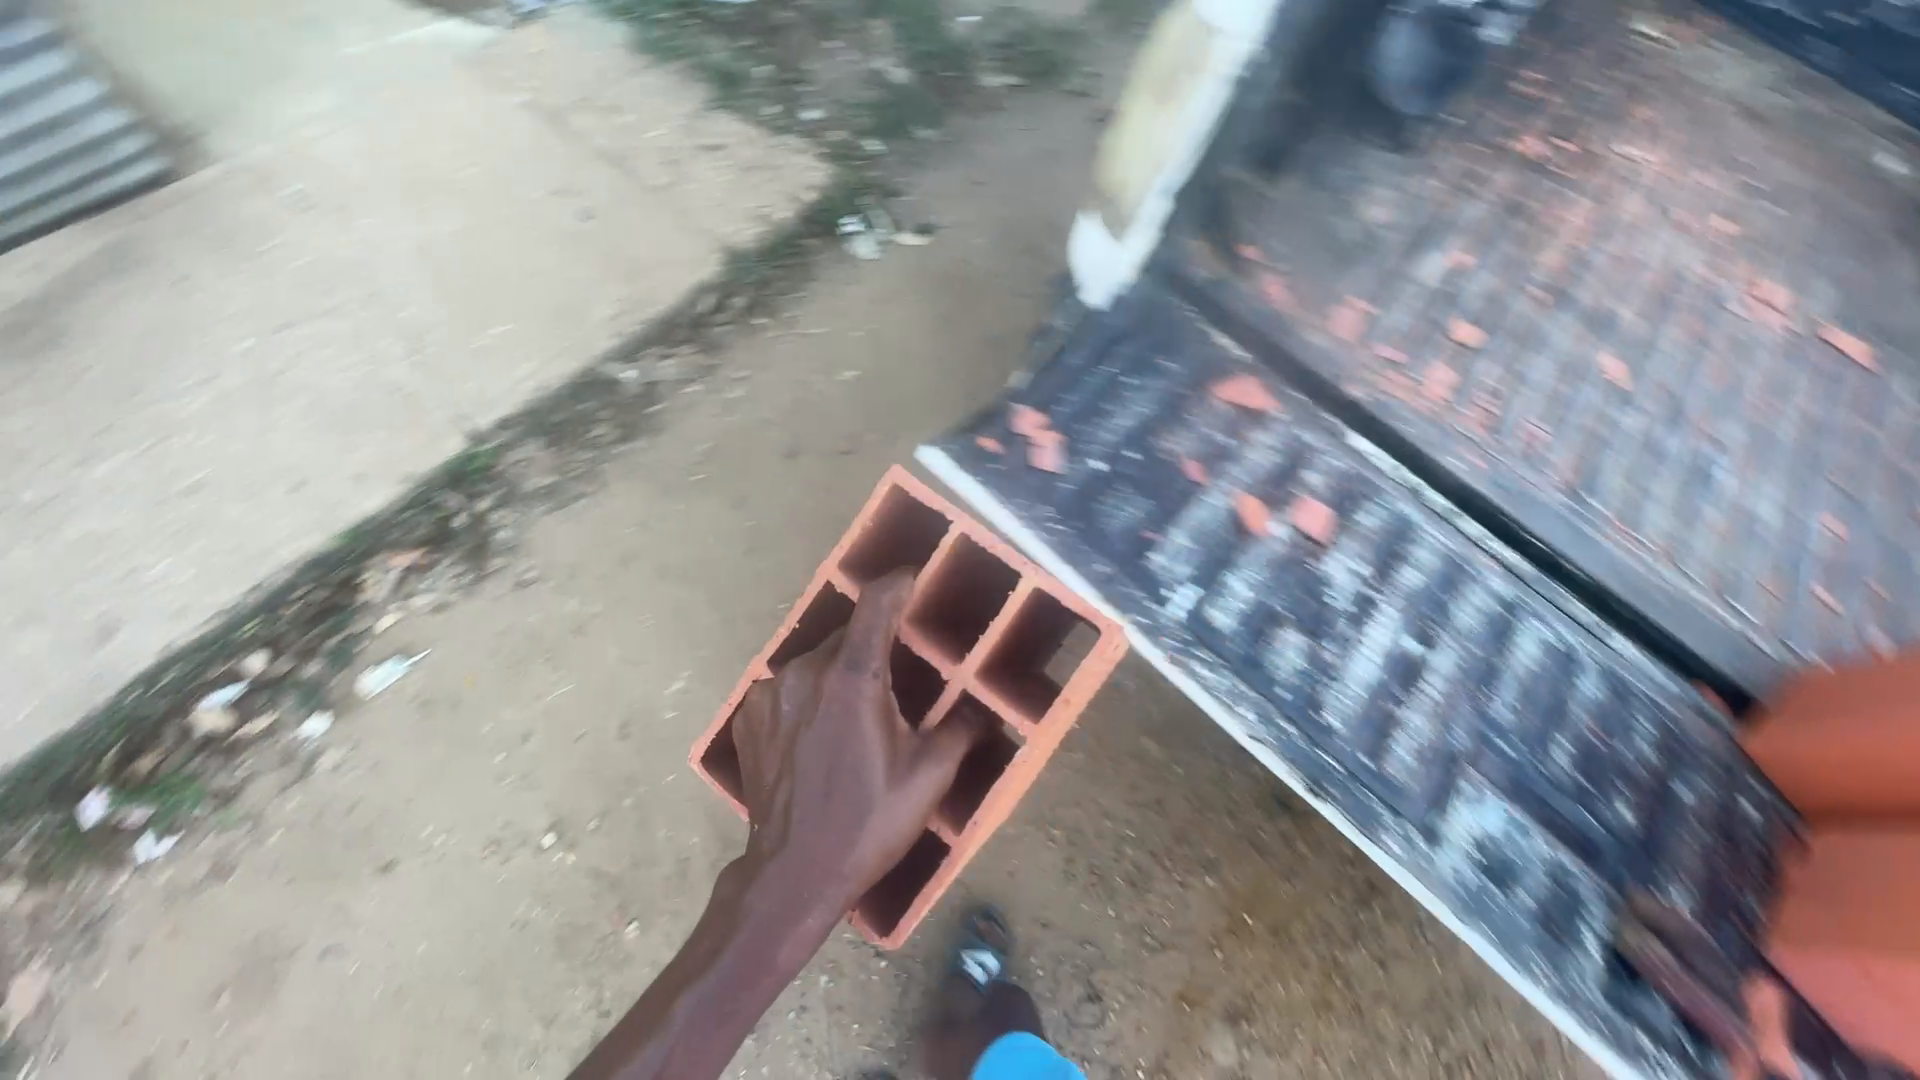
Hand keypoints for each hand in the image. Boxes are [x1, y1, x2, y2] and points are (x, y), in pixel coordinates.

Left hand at [733, 570, 987, 918]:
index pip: (876, 604)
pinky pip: (788, 687)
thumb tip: (982, 707)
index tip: (915, 579)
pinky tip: (819, 734)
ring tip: (857, 715)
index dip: (898, 584)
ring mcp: (769, 693)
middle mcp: (805, 672)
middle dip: (874, 645)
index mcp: (853, 678)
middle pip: (847, 636)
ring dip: (840, 674)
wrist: (794, 872)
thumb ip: (961, 728)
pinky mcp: (748, 716)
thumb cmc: (869, 821)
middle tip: (897, 677)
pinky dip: (809, 695)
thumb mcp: (929, 776)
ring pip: (816, 662)